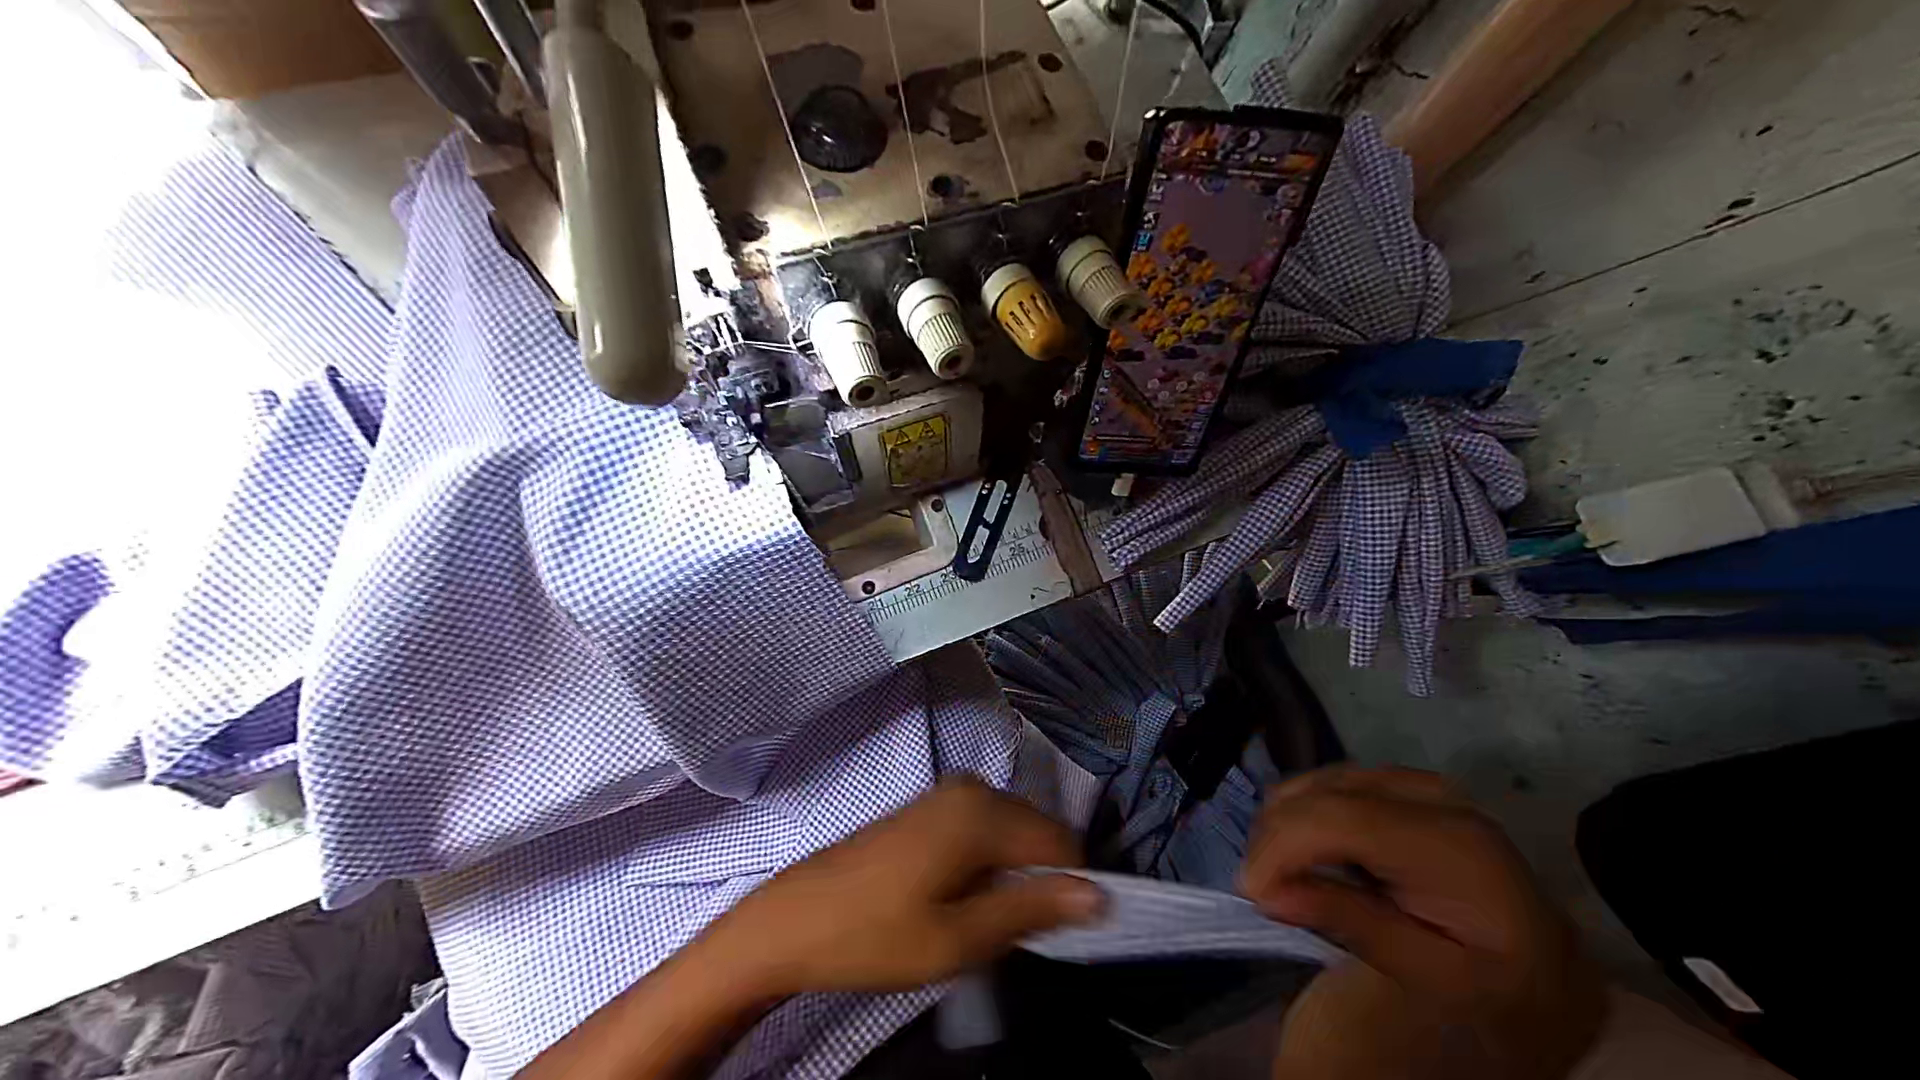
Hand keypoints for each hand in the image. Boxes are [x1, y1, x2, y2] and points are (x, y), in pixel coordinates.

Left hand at [696, 777, 1104, 998]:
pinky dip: (988, 862)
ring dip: (1010, 874)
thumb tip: (1099, 894)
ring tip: (974, 917)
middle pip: (1038, 832)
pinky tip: (955, 895)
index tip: (1053, 932)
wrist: (794, 920)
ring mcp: (947, 792)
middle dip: (1037, 880)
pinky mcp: (931, 804)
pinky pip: (985, 827)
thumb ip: (1032, 909)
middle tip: (1004, 931)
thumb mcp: (959, 939)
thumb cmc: (876, 935)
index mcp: (982, 812)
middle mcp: (971, 788)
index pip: (1062, 841)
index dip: (1071, 887)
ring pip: (1012, 832)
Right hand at [1241, 767, 1605, 1079]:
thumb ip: (1354, 928)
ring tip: (1286, 881)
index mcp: (1448, 844)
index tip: (1253, 894)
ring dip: (1282, 828)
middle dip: (1273, 841)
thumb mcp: (1438, 980)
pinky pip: (1323, 784)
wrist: (1551, 966)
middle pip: (1317, 794)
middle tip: (1266, 896)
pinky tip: (1310, 858)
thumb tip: (1267, 892)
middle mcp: (1427, 794)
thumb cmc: (1500, 984)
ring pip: (1311, 782)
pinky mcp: (1396, 782)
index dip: (1280, 847)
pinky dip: (1299, 817)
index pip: (1337, 819)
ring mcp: (1411, 781)